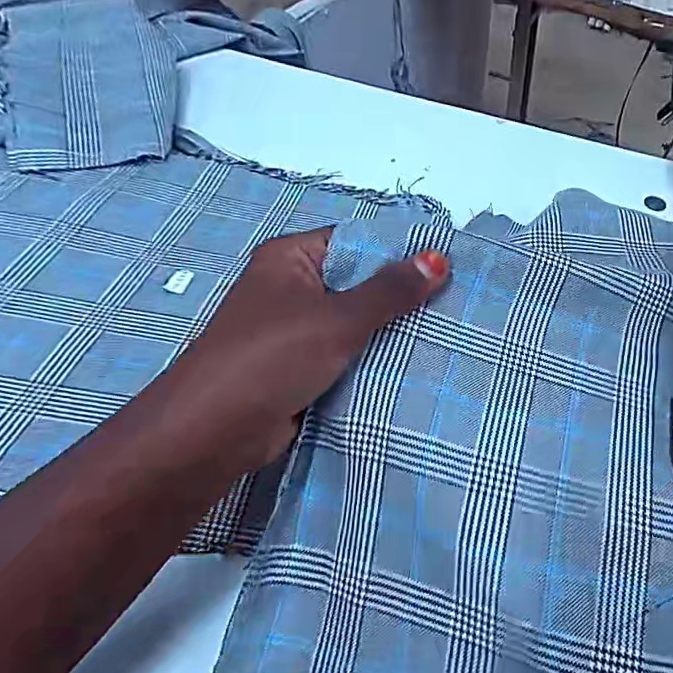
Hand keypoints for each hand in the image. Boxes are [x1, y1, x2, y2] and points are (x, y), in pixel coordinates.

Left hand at [132, 227, 448, 479]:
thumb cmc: (272, 357)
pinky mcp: (300, 369)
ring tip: (446, 332)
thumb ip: (389, 292)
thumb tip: (437, 259)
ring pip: (353, 324)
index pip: (354, 241)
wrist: (217, 430)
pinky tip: (413, 365)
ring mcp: (294, 331)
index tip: (446, 265)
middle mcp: (290, 288)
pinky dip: (371, 361)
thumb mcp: (337, 319)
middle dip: (399, 296)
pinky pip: (345, 356)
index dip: (398, 251)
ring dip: (388, 333)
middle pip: (356, 283)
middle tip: (455, 302)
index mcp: (290, 259)